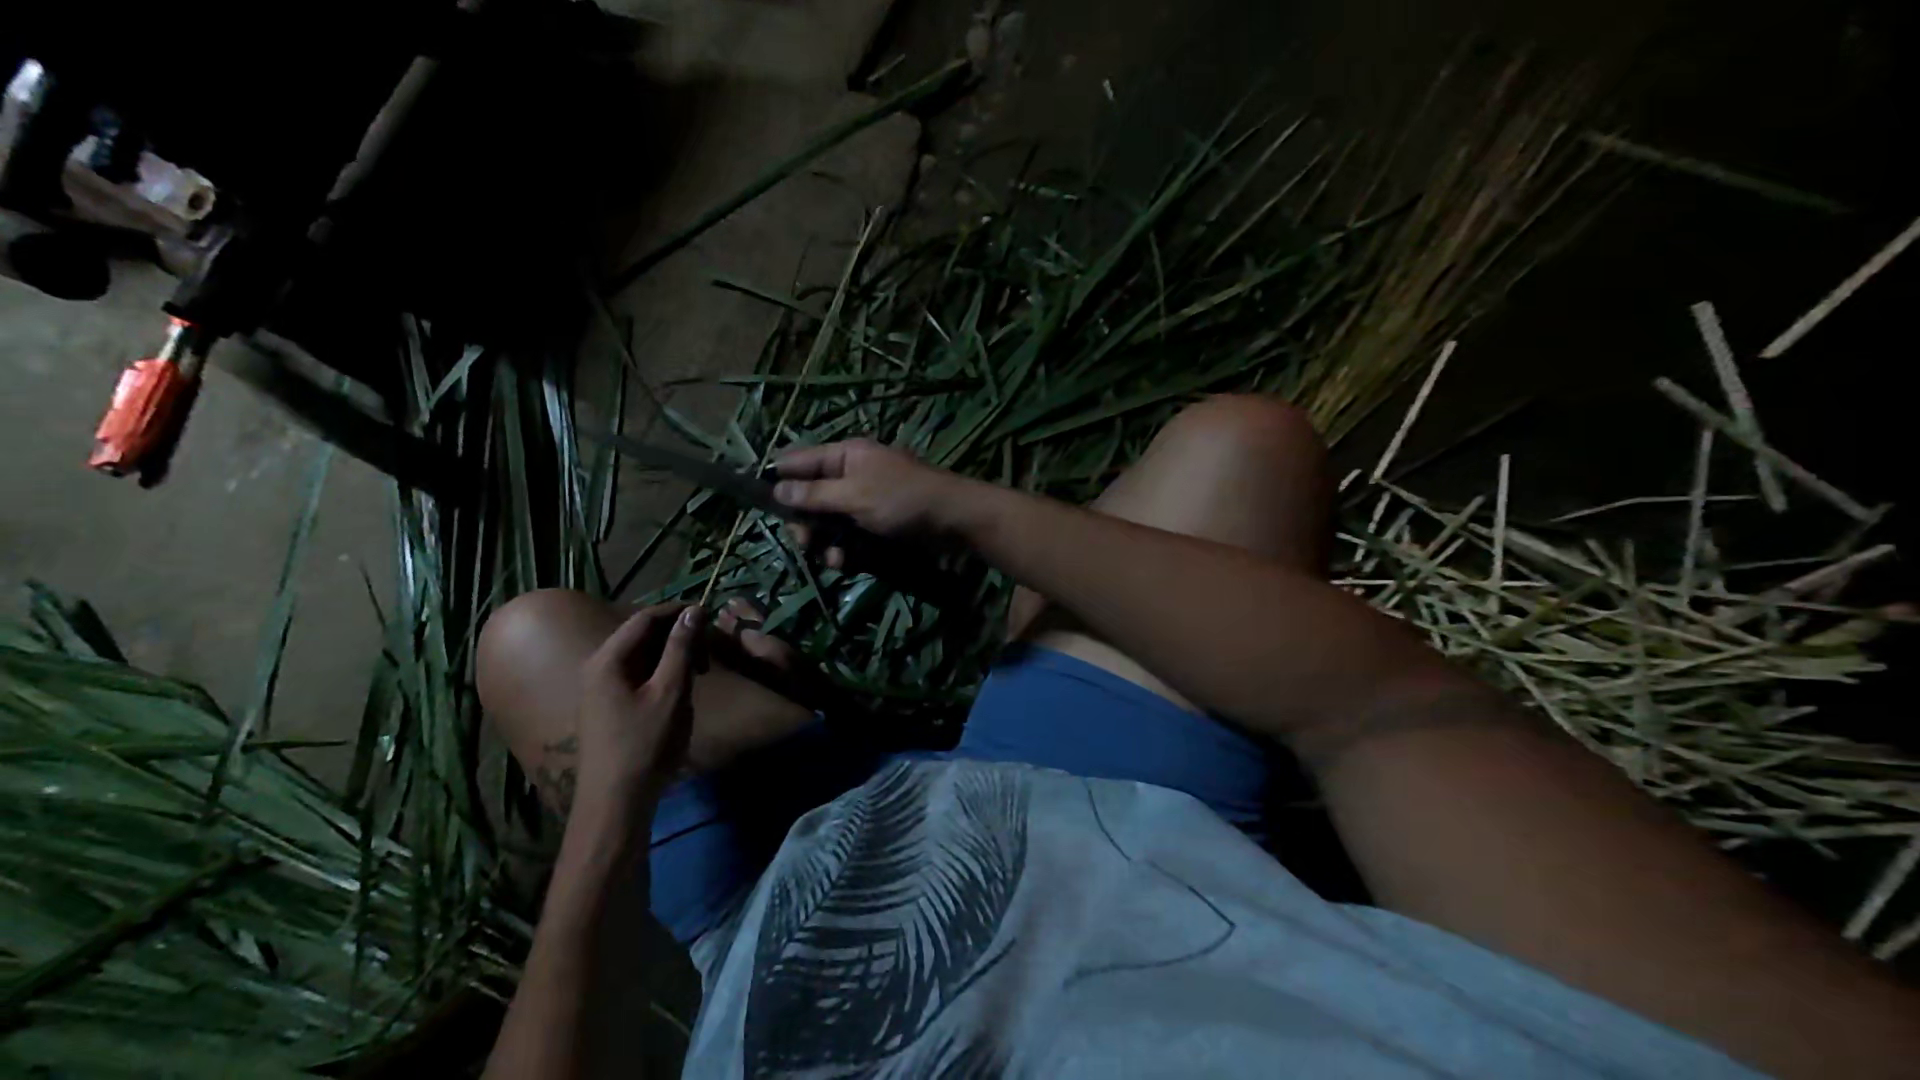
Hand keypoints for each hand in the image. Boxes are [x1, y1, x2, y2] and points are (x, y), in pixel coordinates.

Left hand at [573, 604, 704, 813]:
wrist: (615, 801)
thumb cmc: (645, 744)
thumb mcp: (670, 692)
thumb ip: (681, 648)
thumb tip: (693, 611)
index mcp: (607, 660)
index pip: (644, 618)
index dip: (678, 611)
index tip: (710, 615)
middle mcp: (597, 667)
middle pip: (641, 634)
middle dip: (677, 635)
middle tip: (708, 653)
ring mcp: (599, 688)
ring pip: (640, 655)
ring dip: (671, 654)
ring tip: (699, 672)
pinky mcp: (607, 705)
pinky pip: (636, 674)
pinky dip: (661, 672)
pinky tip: (679, 689)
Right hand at [774, 440, 970, 553]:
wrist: (955, 520)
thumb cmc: (903, 499)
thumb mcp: (854, 495)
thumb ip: (814, 494)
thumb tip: (776, 488)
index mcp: (845, 455)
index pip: (799, 461)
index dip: (779, 480)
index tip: (760, 503)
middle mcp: (853, 474)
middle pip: (812, 497)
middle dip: (806, 522)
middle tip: (805, 541)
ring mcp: (866, 501)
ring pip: (830, 522)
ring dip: (826, 542)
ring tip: (835, 557)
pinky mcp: (879, 525)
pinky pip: (851, 536)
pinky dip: (847, 549)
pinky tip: (847, 562)